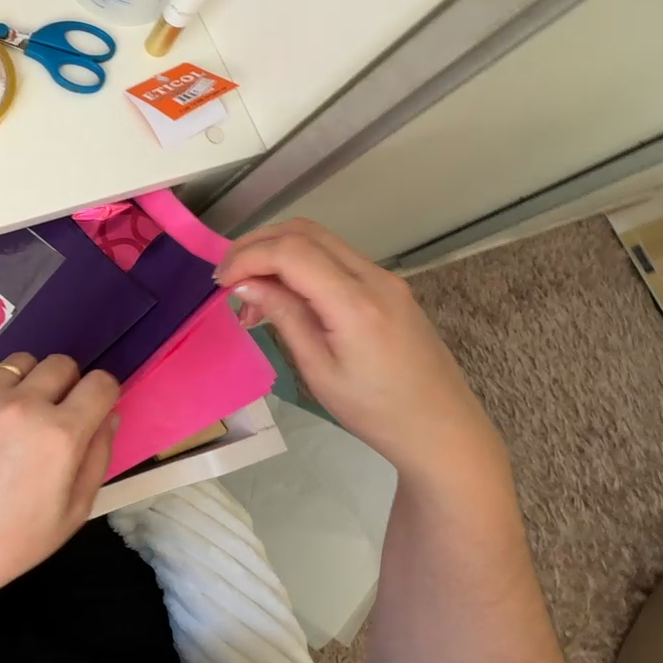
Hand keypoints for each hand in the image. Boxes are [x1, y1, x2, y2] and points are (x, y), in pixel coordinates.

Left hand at [0, 353, 119, 612]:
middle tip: (57, 415)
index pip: (101, 383)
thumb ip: (97, 457)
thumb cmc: (15, 539)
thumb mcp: (74, 511)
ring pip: (23, 362)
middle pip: (62, 363)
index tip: (95, 409)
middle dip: (69, 384)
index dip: (104, 394)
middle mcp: (24, 405)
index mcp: (61, 434)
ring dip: (31, 380)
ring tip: (21, 413)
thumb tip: (107, 415)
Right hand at [216, 219, 505, 480]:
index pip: (291, 252)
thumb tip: (245, 284)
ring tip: (250, 295)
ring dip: (276, 253)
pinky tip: (282, 296)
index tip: (220, 284)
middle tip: (227, 278)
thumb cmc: (375, 411)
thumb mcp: (319, 370)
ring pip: (319, 239)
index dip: (247, 258)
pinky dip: (298, 264)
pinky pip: (334, 258)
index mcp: (355, 303)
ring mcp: (384, 279)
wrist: (442, 430)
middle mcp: (374, 277)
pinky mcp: (387, 287)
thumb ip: (284, 316)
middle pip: (304, 232)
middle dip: (256, 245)